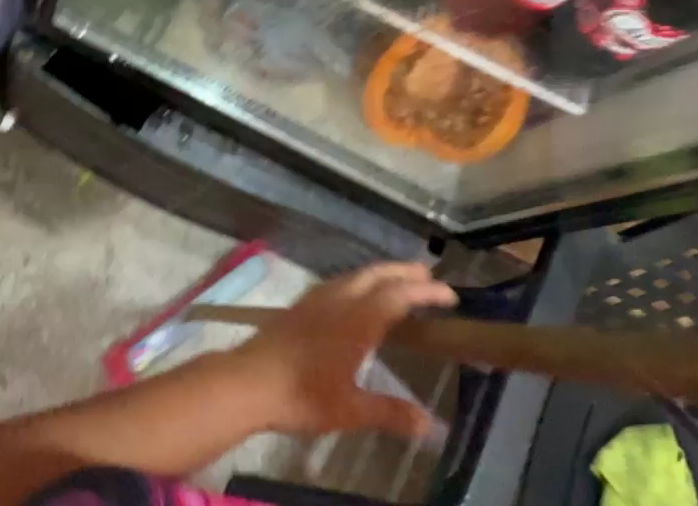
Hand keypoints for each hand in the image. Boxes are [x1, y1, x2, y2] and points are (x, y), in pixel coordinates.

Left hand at [229, 261, 457, 439]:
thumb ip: (390, 412)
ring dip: (381, 274)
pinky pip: (338, 283)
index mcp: (356, 321)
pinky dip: (359, 282)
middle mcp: (338, 301)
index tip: (450, 295)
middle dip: (404, 272)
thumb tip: (431, 424)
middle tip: (429, 277)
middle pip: (376, 275)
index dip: (425, 292)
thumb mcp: (350, 410)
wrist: (247, 382)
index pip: (398, 296)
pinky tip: (355, 296)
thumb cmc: (301, 395)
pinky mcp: (299, 306)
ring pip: (355, 276)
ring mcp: (315, 300)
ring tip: (398, 282)